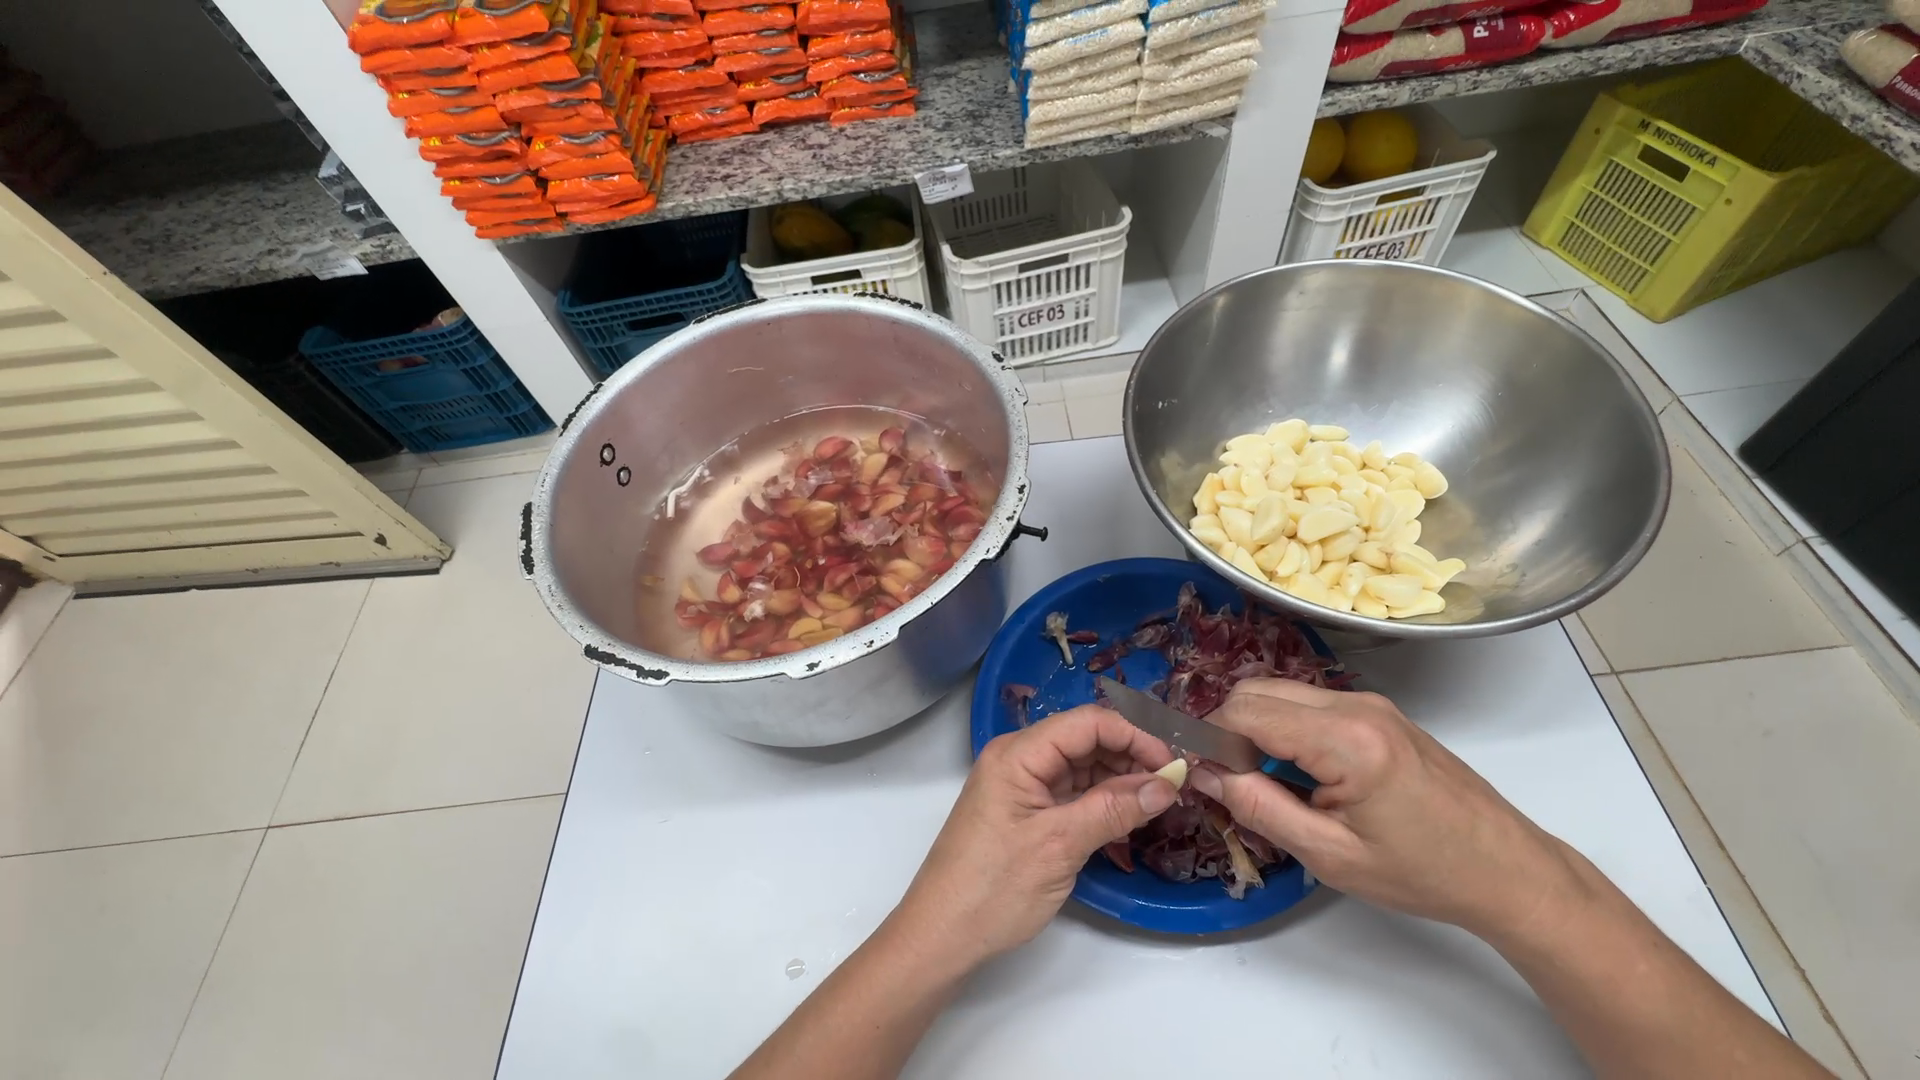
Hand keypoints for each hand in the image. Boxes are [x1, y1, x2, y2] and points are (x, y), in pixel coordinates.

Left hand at [892, 705, 1179, 969]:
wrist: (941, 935)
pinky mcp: (1027, 812)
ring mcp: (1022, 786)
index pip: (1087, 722)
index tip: (1173, 766)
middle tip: (1172, 788)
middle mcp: (1019, 759)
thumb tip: (1168, 783)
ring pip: (1082, 766)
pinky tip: (1129, 819)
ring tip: (1158, 804)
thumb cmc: (995, 888)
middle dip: (1130, 757)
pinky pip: (1072, 792)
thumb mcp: (1060, 846)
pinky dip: (1102, 802)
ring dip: (1120, 781)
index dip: (1134, 736)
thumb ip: (1114, 809)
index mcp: (1018, 753)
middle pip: (1085, 740)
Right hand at [1189, 679, 1578, 935]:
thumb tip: (1205, 774)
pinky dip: (1282, 725)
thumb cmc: (1421, 873)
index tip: (1202, 775)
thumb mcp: (1329, 855)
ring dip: (1254, 726)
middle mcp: (1355, 705)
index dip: (1210, 739)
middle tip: (1230, 779)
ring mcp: (1368, 702)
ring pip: (1278, 692)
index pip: (1246, 713)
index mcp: (1346, 740)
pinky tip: (1296, 770)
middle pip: (1256, 691)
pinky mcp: (1375, 710)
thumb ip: (1259, 807)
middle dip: (1227, 729)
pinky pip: (1305, 702)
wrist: (1506, 869)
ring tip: (1262, 779)